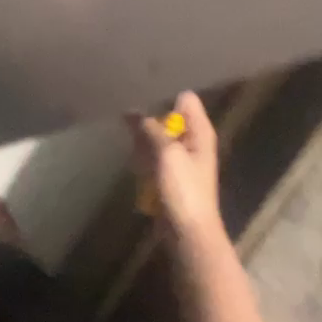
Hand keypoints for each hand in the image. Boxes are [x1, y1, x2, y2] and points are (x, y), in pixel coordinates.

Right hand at [129, 90, 223, 237]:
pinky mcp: (168, 174)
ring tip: (122, 122)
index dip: (166, 92)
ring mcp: (179, 158)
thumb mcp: (167, 153)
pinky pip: (152, 155)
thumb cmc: (184, 191)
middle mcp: (192, 140)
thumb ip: (152, 129)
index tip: (141, 89)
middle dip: (149, 112)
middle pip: (169, 116)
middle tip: (124, 103)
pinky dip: (142, 152)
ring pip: (157, 135)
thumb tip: (135, 110)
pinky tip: (128, 149)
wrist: (187, 233)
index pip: (185, 99)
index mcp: (200, 132)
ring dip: (142, 133)